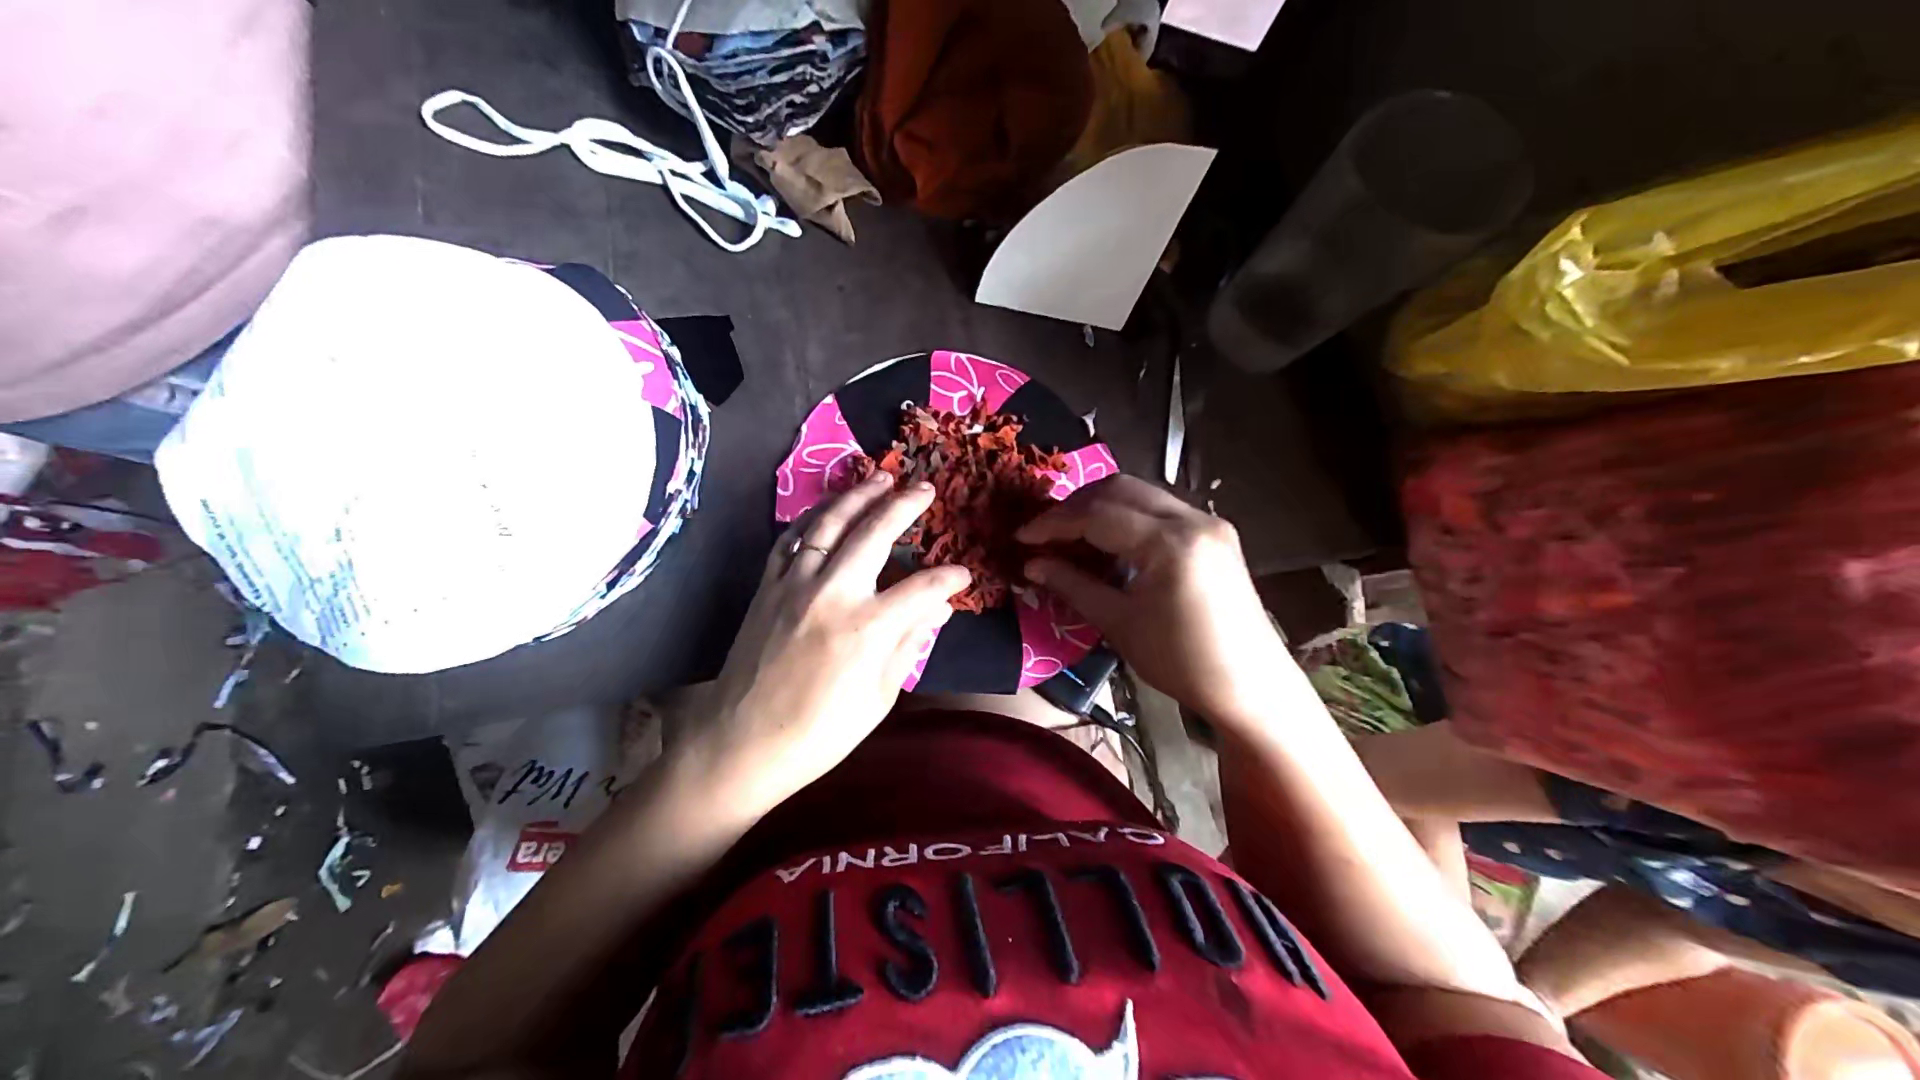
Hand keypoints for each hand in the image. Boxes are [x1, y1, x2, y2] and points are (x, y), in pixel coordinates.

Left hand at [679, 473, 970, 818]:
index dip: (948, 579)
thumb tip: (938, 610)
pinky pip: (791, 539)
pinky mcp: (768, 586)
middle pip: (875, 533)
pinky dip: (812, 518)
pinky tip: (827, 509)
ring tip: (880, 477)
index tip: (963, 575)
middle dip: (905, 506)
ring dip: (858, 495)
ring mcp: (795, 584)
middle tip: (925, 489)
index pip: (921, 588)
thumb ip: (909, 644)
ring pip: (829, 523)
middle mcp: (833, 592)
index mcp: (868, 627)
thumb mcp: (879, 696)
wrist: (744, 740)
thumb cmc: (821, 731)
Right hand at [1018, 476, 1289, 728]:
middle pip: (1119, 489)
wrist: (1251, 686)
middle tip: (1044, 532)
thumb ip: (1073, 584)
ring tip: (1069, 535)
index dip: (1053, 522)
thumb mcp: (1119, 623)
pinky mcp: (1215, 534)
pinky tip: (1108, 541)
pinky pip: (1160, 509)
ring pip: (1140, 494)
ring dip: (1100, 506)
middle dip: (1075, 505)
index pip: (1097, 514)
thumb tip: (1031, 563)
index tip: (1021, 536)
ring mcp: (1208, 523)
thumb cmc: (1181, 661)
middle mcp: (1192, 519)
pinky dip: (1127, 516)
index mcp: (1169, 542)